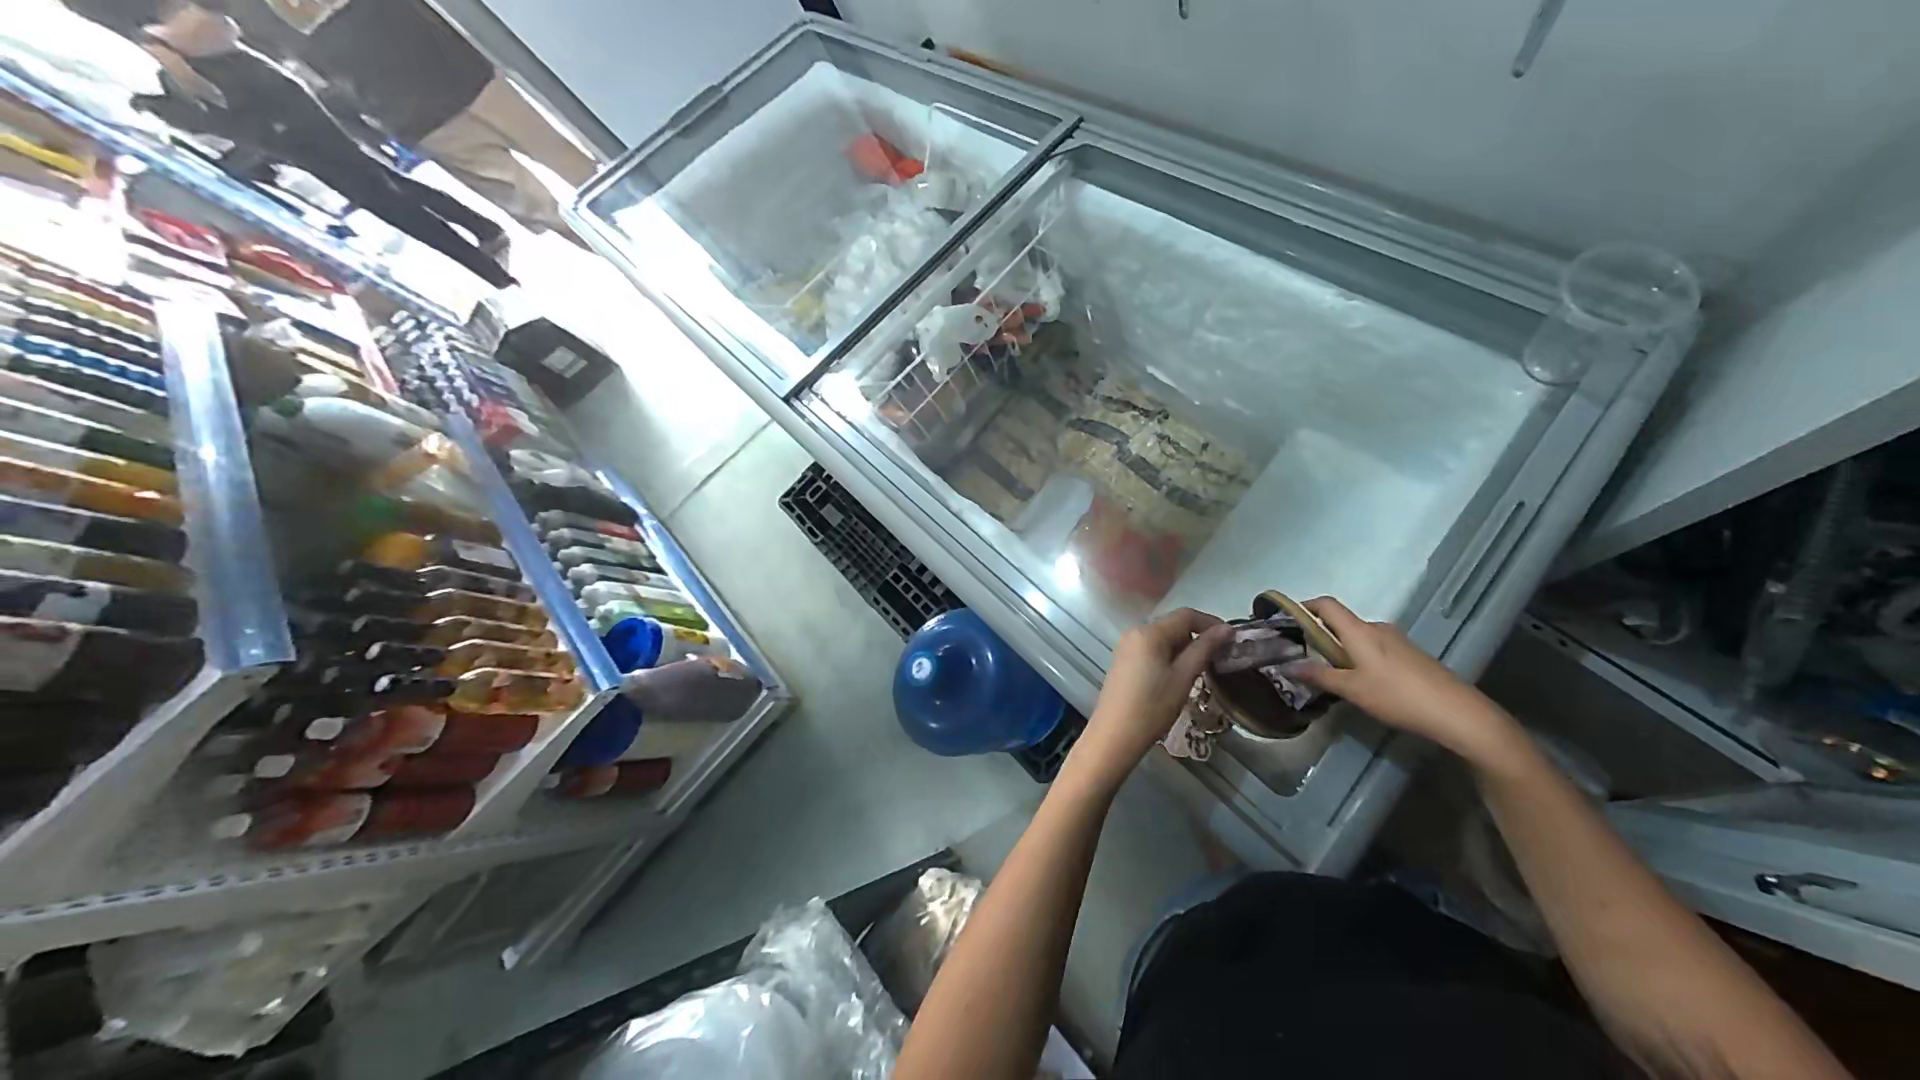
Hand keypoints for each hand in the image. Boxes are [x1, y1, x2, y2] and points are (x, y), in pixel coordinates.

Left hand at [1071, 609, 1233, 787]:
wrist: (1115, 734)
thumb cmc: (1152, 706)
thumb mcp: (1184, 677)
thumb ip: (1205, 649)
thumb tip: (1226, 629)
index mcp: (1149, 632)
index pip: (1186, 615)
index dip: (1211, 623)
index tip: (1232, 639)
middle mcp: (1135, 632)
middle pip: (1173, 624)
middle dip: (1198, 636)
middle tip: (1220, 657)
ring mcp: (1126, 646)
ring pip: (1163, 637)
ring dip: (1184, 647)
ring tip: (1202, 668)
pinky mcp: (1123, 660)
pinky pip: (1151, 648)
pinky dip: (1169, 655)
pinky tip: (1178, 675)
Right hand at [1295, 597, 1528, 770]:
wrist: (1457, 712)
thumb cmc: (1397, 696)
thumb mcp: (1352, 690)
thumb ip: (1319, 676)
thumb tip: (1288, 666)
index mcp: (1359, 631)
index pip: (1326, 605)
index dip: (1305, 606)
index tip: (1287, 619)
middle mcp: (1377, 628)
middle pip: (1342, 622)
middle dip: (1320, 634)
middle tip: (1303, 655)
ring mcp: (1396, 641)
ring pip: (1359, 637)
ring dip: (1341, 648)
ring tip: (1330, 673)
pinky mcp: (1410, 655)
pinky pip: (1375, 648)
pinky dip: (1360, 657)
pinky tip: (1361, 681)